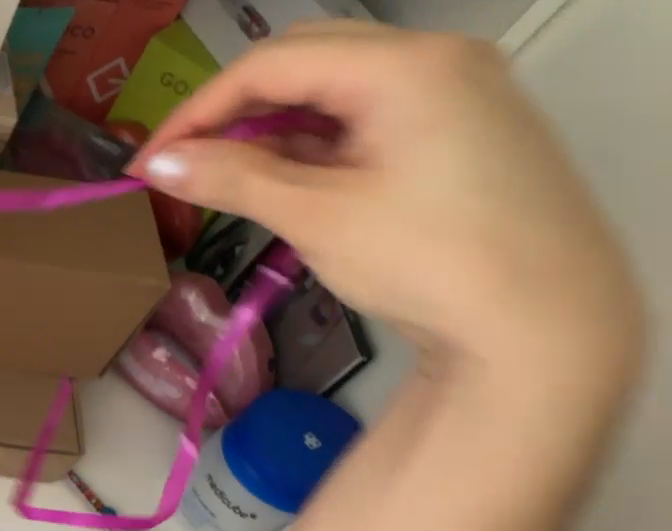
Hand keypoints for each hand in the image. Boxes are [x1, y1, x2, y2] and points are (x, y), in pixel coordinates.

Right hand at [132, 22, 643, 380]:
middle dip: (229, 109)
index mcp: (404, 65)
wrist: (538, 317)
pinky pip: (360, 118)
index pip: (272, 63)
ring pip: (331, 89)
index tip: (145, 164)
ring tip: (215, 177)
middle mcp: (433, 61)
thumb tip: (156, 165)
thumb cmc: (425, 258)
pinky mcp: (452, 132)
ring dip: (265, 127)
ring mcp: (450, 94)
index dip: (196, 110)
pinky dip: (306, 144)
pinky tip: (274, 179)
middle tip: (177, 165)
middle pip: (303, 61)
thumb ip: (233, 179)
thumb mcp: (317, 216)